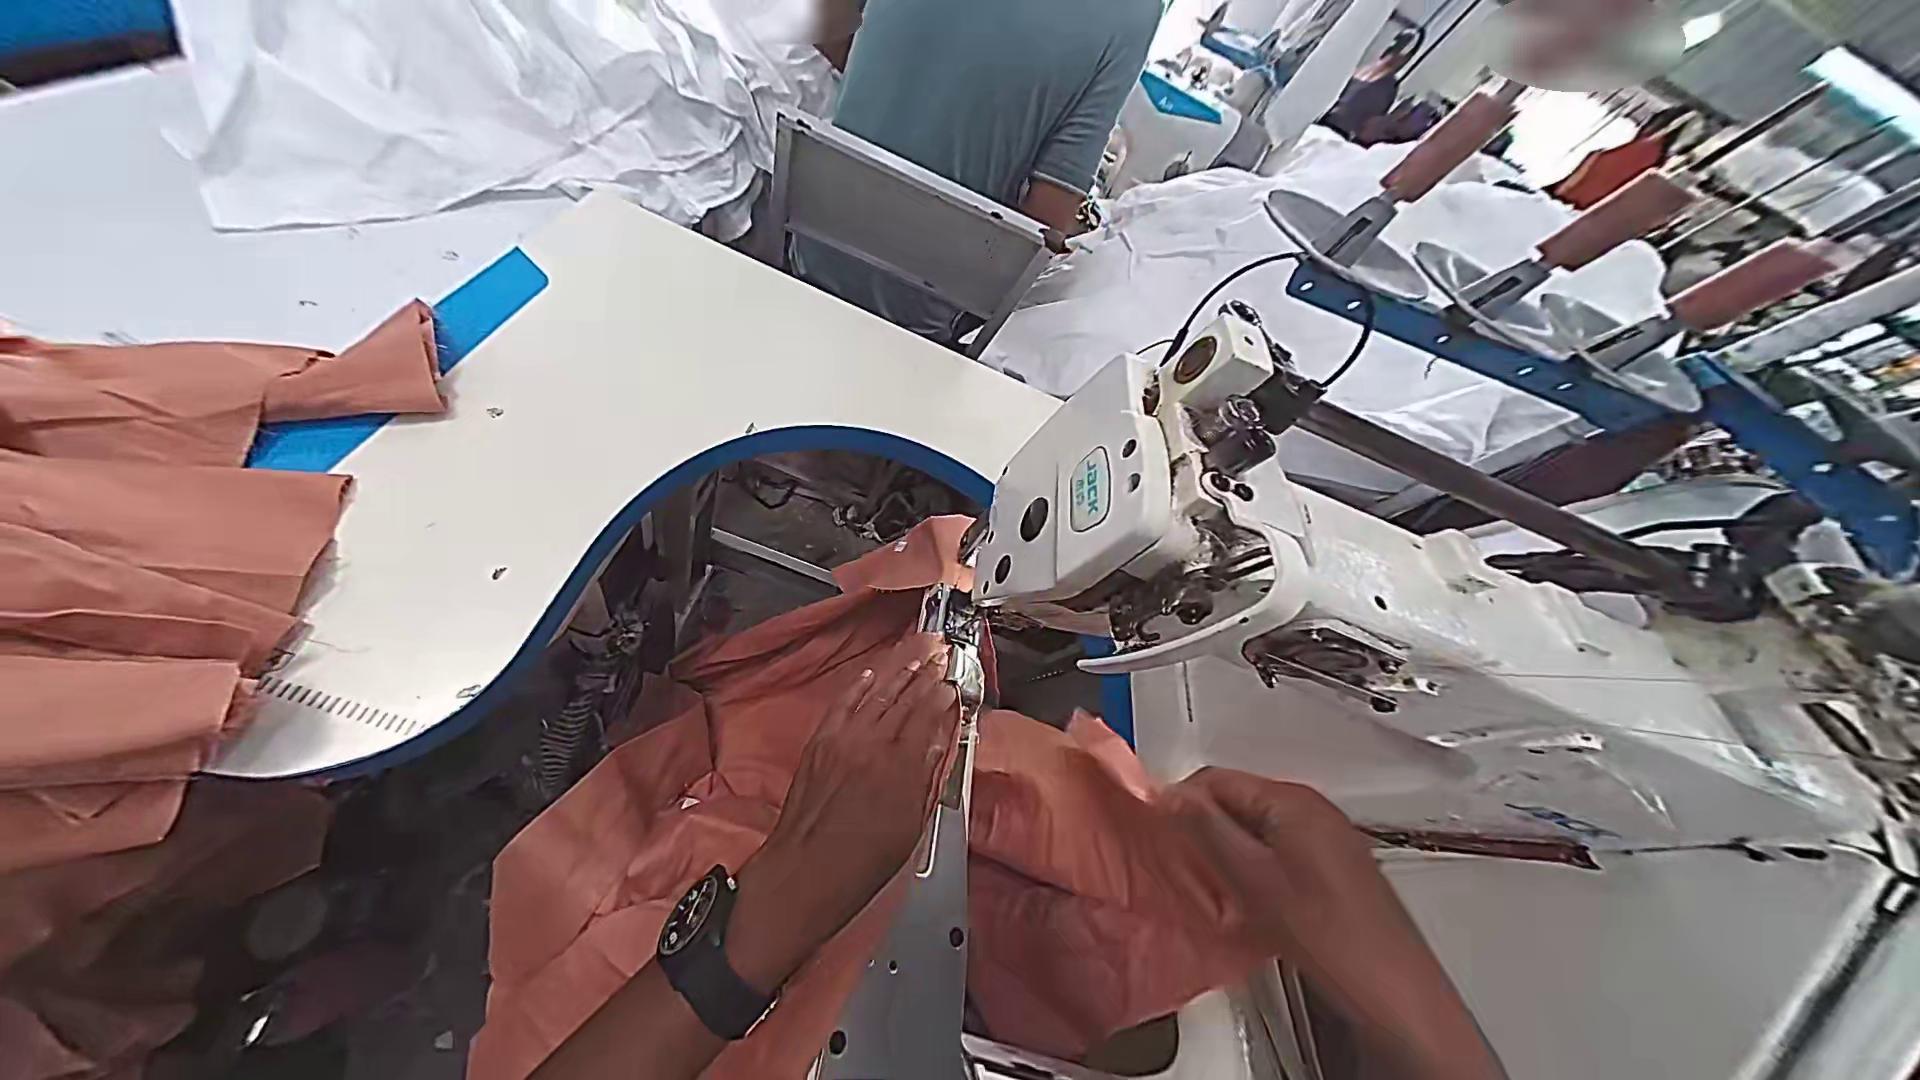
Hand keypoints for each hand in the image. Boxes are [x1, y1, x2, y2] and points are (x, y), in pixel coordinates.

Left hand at [726, 639, 960, 991]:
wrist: (806, 871)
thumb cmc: (865, 859)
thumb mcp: (911, 823)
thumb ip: (926, 775)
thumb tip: (939, 740)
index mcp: (901, 765)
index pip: (928, 714)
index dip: (943, 694)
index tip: (953, 682)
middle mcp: (873, 743)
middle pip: (906, 697)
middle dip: (926, 673)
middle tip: (940, 653)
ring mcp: (844, 738)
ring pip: (878, 694)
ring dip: (899, 672)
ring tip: (916, 654)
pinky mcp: (821, 741)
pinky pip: (843, 704)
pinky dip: (859, 686)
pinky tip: (872, 674)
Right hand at [1162, 768, 1505, 1079]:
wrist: (1398, 999)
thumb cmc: (1329, 938)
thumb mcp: (1253, 880)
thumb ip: (1207, 829)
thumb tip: (1170, 795)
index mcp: (1291, 800)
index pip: (1216, 778)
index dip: (1182, 800)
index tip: (1160, 828)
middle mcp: (1311, 807)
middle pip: (1236, 799)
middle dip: (1205, 824)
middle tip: (1185, 859)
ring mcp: (1324, 834)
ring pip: (1254, 824)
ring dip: (1227, 845)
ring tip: (1214, 881)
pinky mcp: (1331, 862)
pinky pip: (1275, 844)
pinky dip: (1253, 861)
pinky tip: (1248, 895)